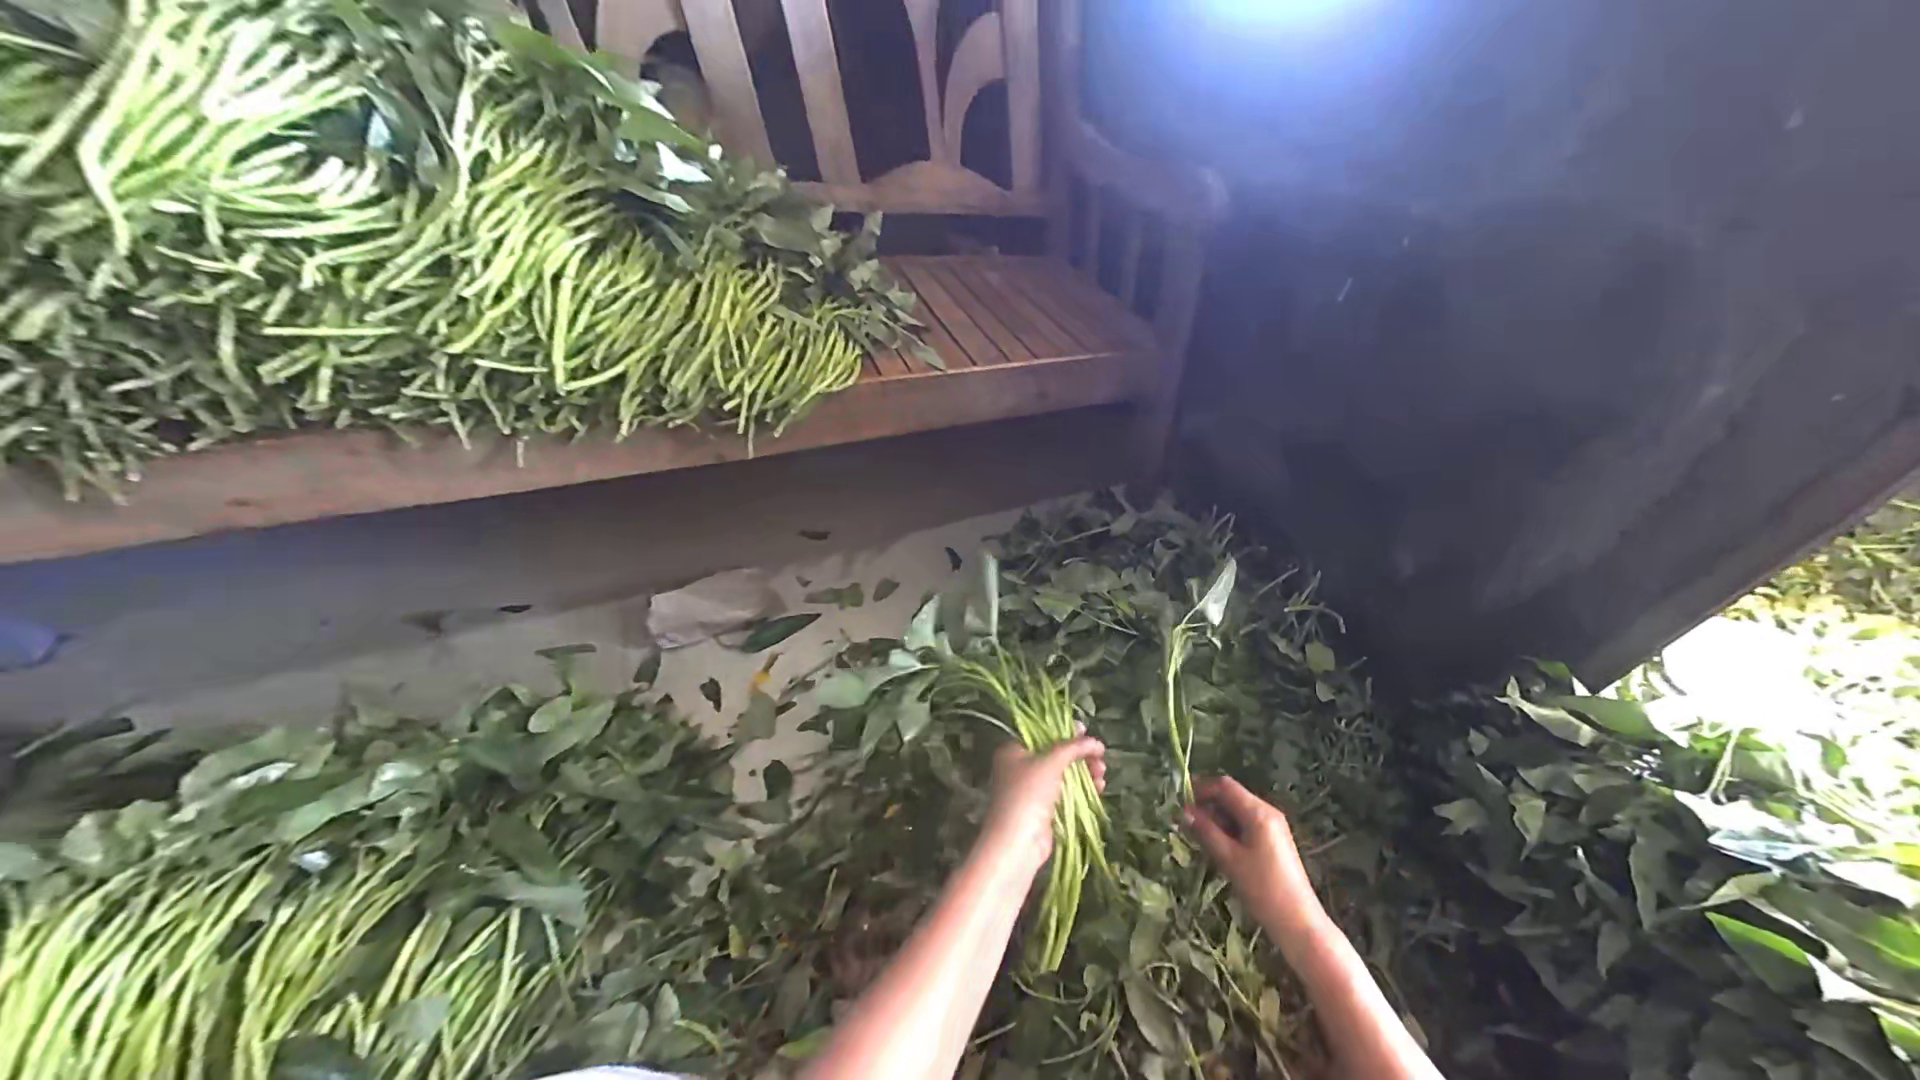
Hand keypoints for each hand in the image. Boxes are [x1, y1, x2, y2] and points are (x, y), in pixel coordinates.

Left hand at [977, 730, 1105, 878]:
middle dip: (1080, 754)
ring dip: (1084, 771)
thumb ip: (1073, 747)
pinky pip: (1066, 791)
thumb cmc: (1028, 793)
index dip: (1065, 731)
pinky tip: (1099, 787)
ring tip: (1102, 773)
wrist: (1018, 841)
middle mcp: (1020, 766)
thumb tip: (1095, 741)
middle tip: (1100, 756)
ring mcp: (1032, 789)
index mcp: (1014, 749)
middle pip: (1056, 753)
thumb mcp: (1050, 762)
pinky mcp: (1044, 807)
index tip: (1086, 731)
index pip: (1042, 732)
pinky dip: (1082, 788)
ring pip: (1063, 773)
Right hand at [1183, 775, 1324, 938]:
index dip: (1200, 789)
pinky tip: (1218, 847)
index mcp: (1258, 812)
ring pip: (1237, 811)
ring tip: (1199, 838)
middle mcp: (1267, 812)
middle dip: (1207, 806)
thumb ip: (1206, 831)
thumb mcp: (1229, 858)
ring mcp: (1272, 827)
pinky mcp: (1273, 841)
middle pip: (1231, 796)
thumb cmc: (1263, 888)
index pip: (1224, 786)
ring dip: (1216, 819)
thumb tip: (1184, 812)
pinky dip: (1228, 830)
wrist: (1299, 923)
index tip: (1181, 804)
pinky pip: (1245, 824)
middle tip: (1186, 824)